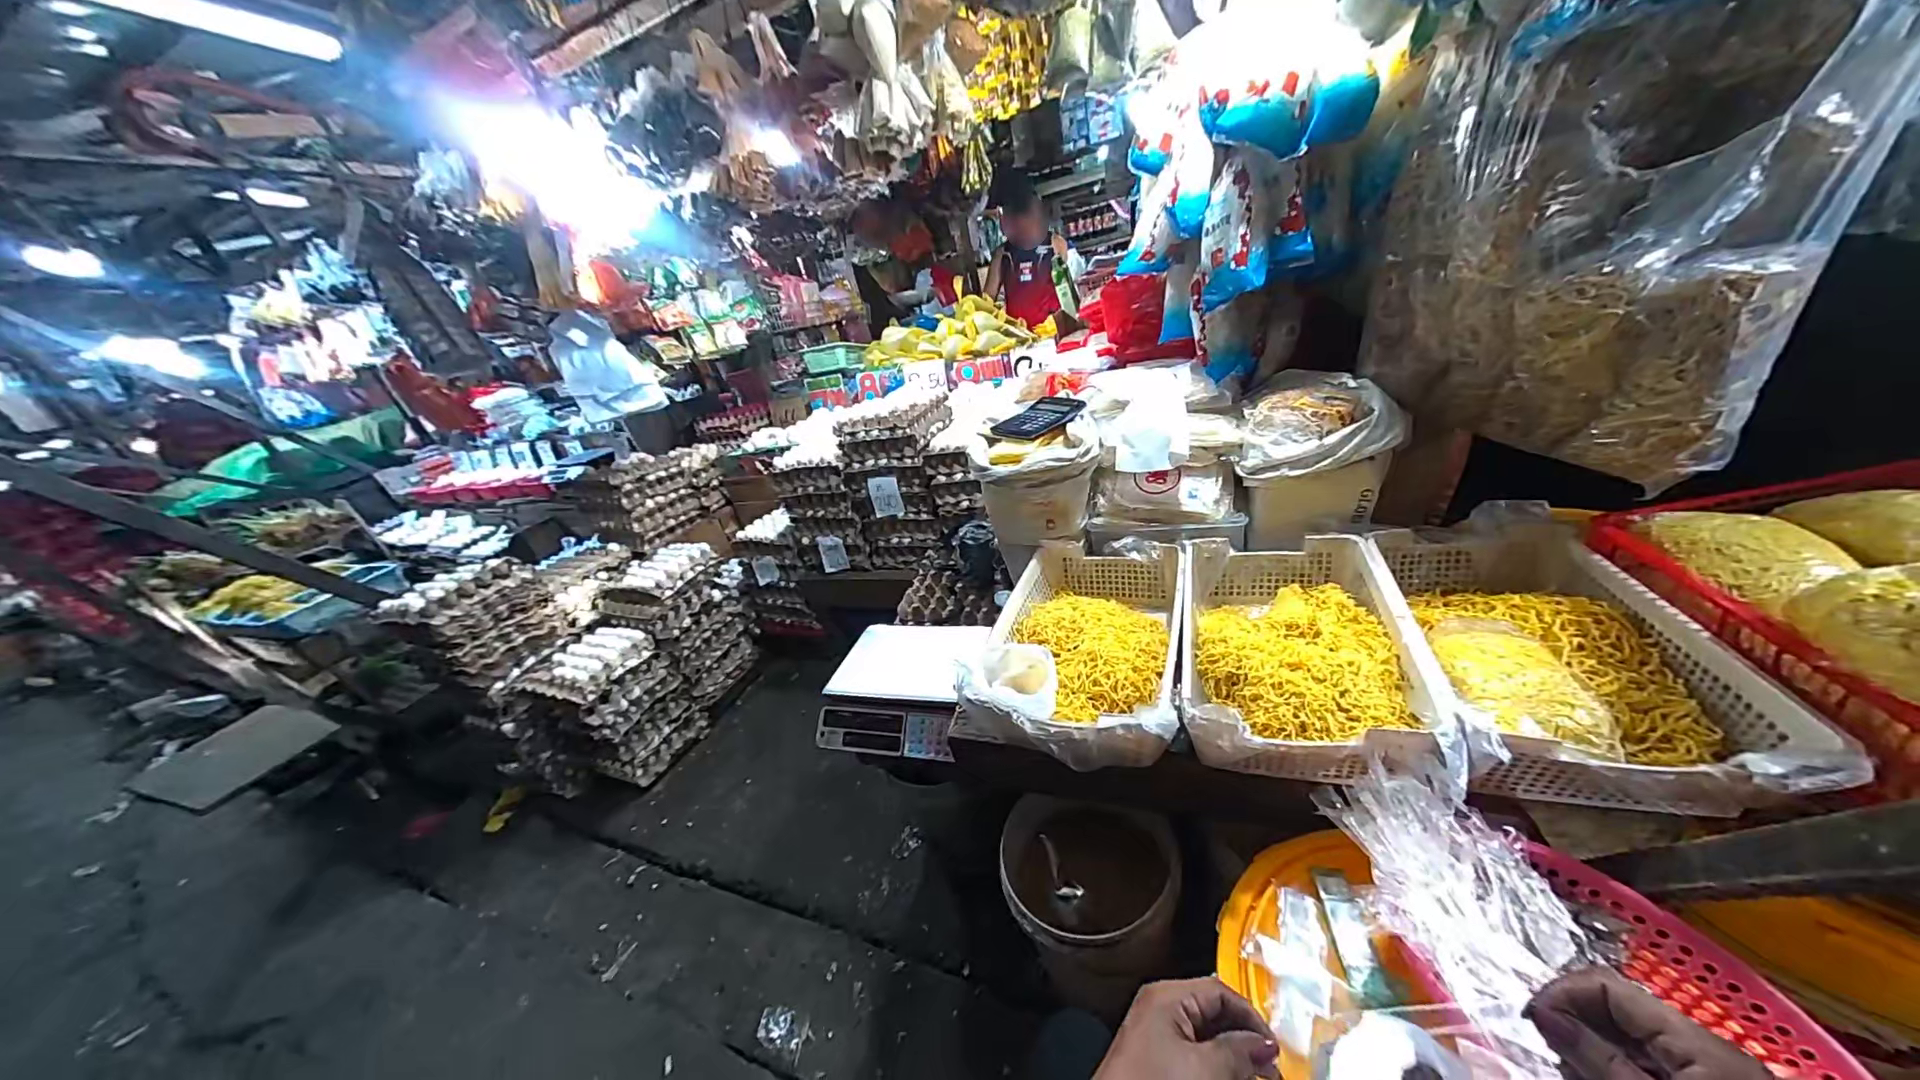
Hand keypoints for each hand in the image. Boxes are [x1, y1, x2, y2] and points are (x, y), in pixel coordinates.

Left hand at [1093, 977, 1278, 1079]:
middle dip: (1244, 1041)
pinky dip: (1216, 1068)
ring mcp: (1157, 1035)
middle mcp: (1160, 1008)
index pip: (1218, 990)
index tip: (1274, 1048)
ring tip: (1255, 1078)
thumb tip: (1265, 1044)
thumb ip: (1238, 1052)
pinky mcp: (1156, 1060)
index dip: (1250, 1017)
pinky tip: (1230, 1078)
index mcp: (1166, 997)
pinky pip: (1194, 1055)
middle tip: (1270, 1071)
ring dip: (1232, 1058)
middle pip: (1213, 1014)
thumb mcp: (1204, 1069)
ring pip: (1206, 1038)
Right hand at [1526, 967, 1772, 1079]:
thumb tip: (1541, 1014)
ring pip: (1625, 1035)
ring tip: (1575, 1073)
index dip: (1561, 994)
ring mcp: (1709, 1069)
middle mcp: (1701, 1044)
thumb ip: (1599, 1059)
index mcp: (1693, 1039)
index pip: (1603, 983)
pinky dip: (1616, 1066)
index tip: (1534, 1023)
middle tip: (1553, 1056)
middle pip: (1613, 1007)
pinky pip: (1647, 1061)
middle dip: (1573, 1023)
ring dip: (1591, 1048)